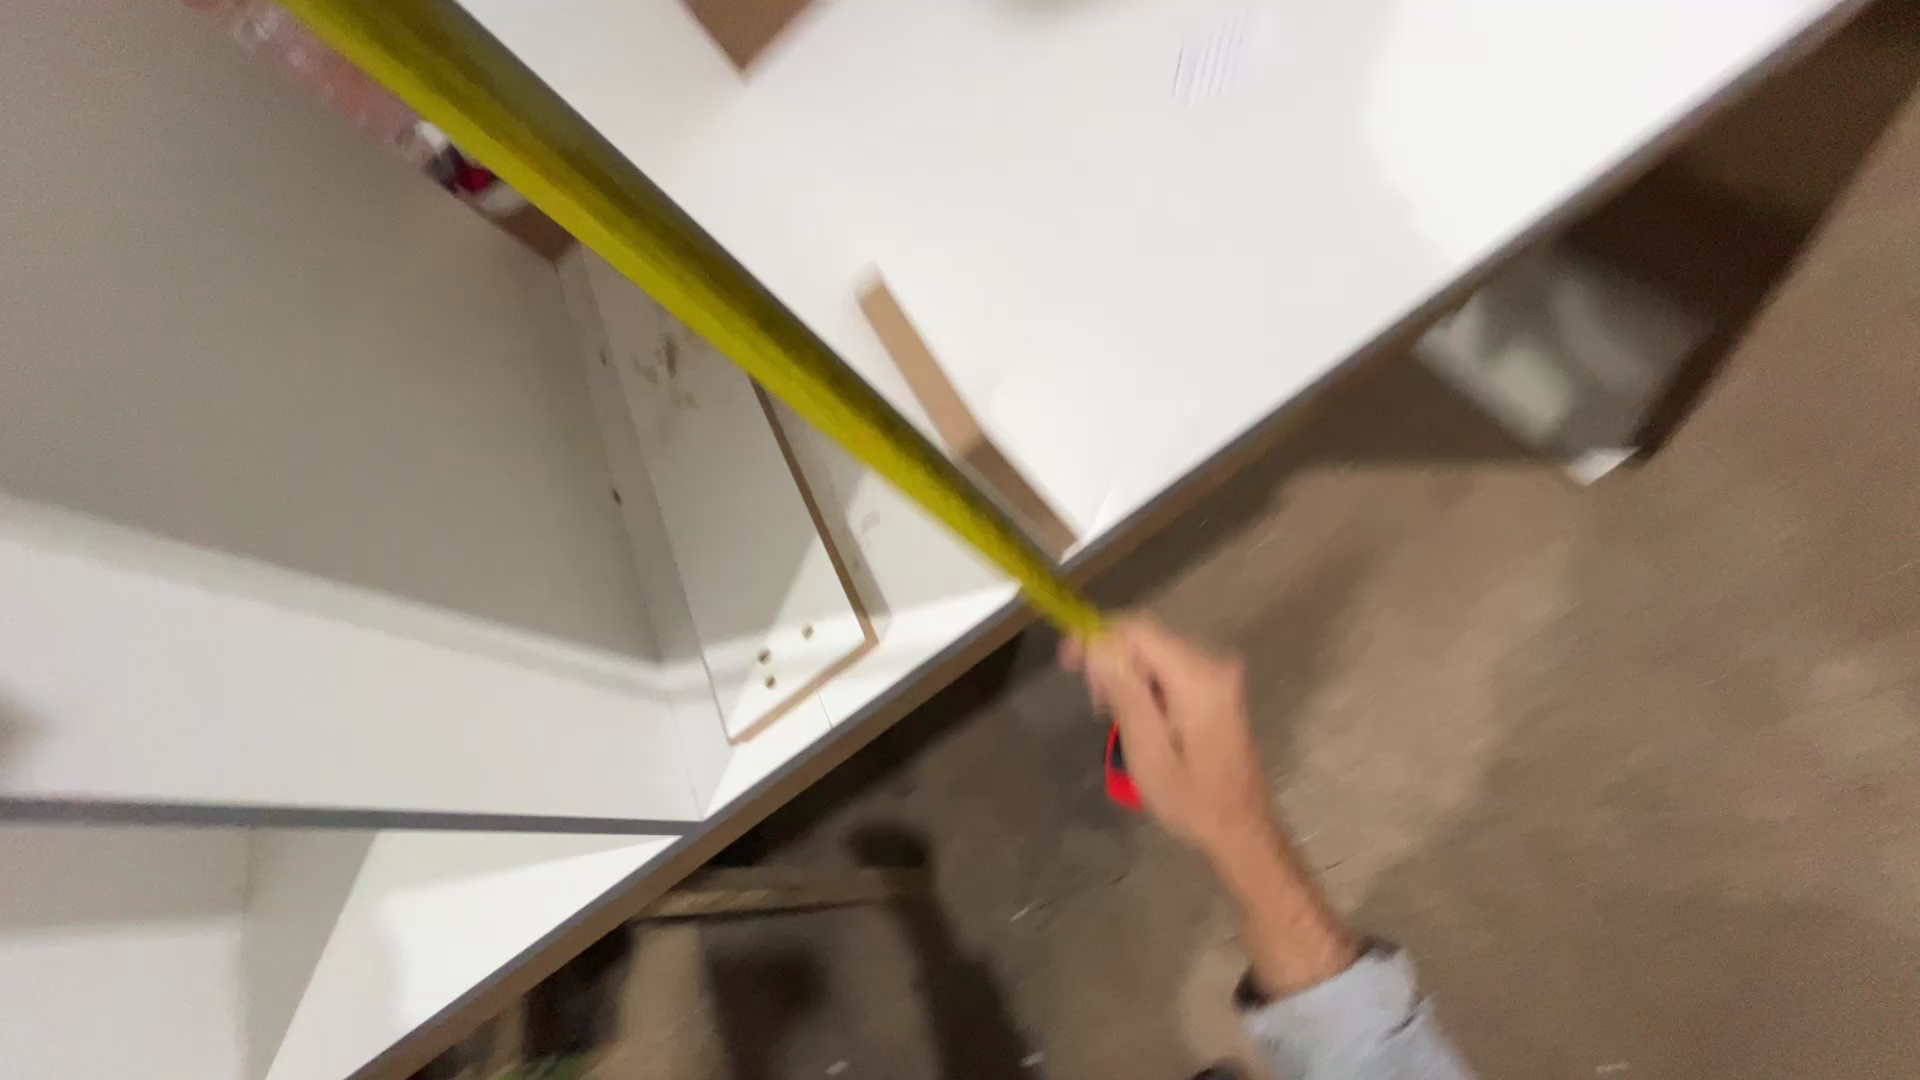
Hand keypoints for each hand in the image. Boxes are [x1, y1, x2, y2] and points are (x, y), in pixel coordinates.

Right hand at [1066, 615, 1358, 995]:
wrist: (1243, 832)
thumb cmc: (1192, 801)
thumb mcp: (1148, 752)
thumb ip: (1125, 694)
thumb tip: (1097, 647)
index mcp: (1198, 679)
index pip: (1139, 632)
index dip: (1098, 638)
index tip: (1068, 662)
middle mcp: (1212, 665)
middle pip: (1147, 638)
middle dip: (1109, 657)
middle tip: (1091, 698)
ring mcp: (1218, 675)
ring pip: (1155, 651)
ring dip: (1125, 672)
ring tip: (1108, 712)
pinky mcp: (1217, 687)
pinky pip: (1170, 667)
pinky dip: (1144, 681)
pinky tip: (1133, 712)